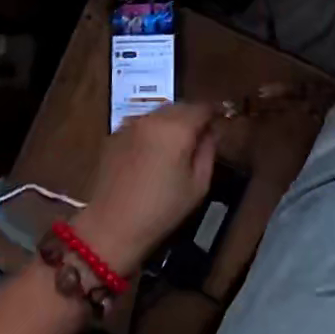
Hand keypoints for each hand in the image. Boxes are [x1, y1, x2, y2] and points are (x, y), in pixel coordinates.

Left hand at [73, 102, 220, 272]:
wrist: (111, 226)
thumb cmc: (162, 209)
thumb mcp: (199, 184)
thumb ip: (209, 151)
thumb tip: (211, 132)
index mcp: (176, 128)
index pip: (202, 108)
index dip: (215, 113)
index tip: (222, 122)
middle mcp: (152, 119)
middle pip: (180, 106)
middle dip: (194, 116)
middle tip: (203, 135)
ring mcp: (129, 125)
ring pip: (159, 113)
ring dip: (173, 121)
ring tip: (178, 144)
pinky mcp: (114, 136)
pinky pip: (141, 125)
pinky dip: (153, 130)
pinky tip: (154, 153)